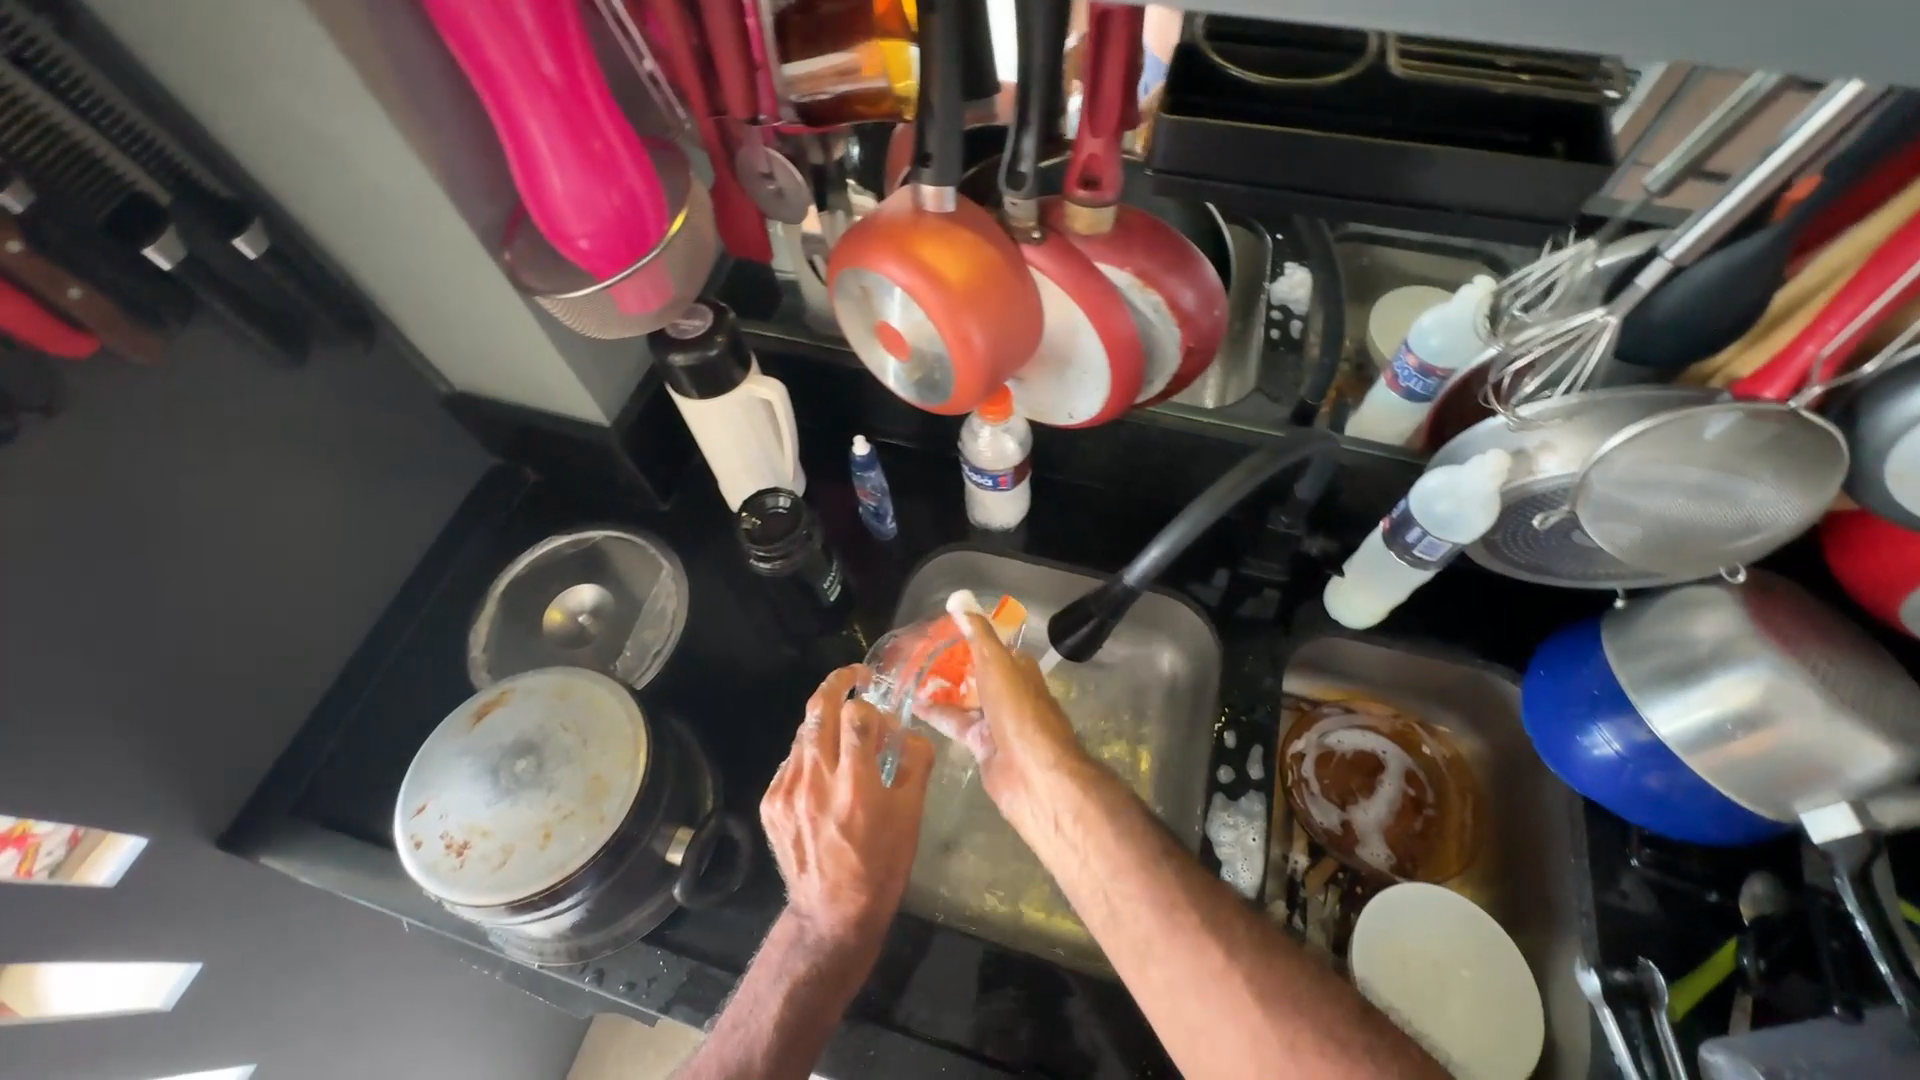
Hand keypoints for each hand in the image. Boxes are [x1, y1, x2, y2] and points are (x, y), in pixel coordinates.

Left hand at [761, 665, 934, 944]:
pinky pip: (791, 761)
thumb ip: (914, 763)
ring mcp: (787, 791)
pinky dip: (809, 754)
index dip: (871, 704)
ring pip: (803, 733)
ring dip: (824, 722)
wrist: (832, 912)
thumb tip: (909, 732)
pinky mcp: (771, 803)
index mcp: (856, 785)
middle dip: (838, 683)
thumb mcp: (912, 815)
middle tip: (854, 678)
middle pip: (819, 709)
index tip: (881, 709)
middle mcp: (816, 780)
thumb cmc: (881, 865)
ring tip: (842, 733)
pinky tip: (824, 773)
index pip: (857, 715)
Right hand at [923, 614, 1089, 832]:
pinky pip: (957, 725)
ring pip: (964, 700)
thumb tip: (959, 600)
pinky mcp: (982, 745)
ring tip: (905, 678)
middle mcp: (1009, 692)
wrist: (1033, 773)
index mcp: (1018, 669)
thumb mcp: (997, 663)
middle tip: (912, 655)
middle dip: (948, 665)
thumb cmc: (1018, 712)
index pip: (991, 645)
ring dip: (940, 690)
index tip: (936, 629)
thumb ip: (977, 634)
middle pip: (975, 673)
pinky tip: (913, 707)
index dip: (967, 636)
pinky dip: (938, 716)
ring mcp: (996, 721)